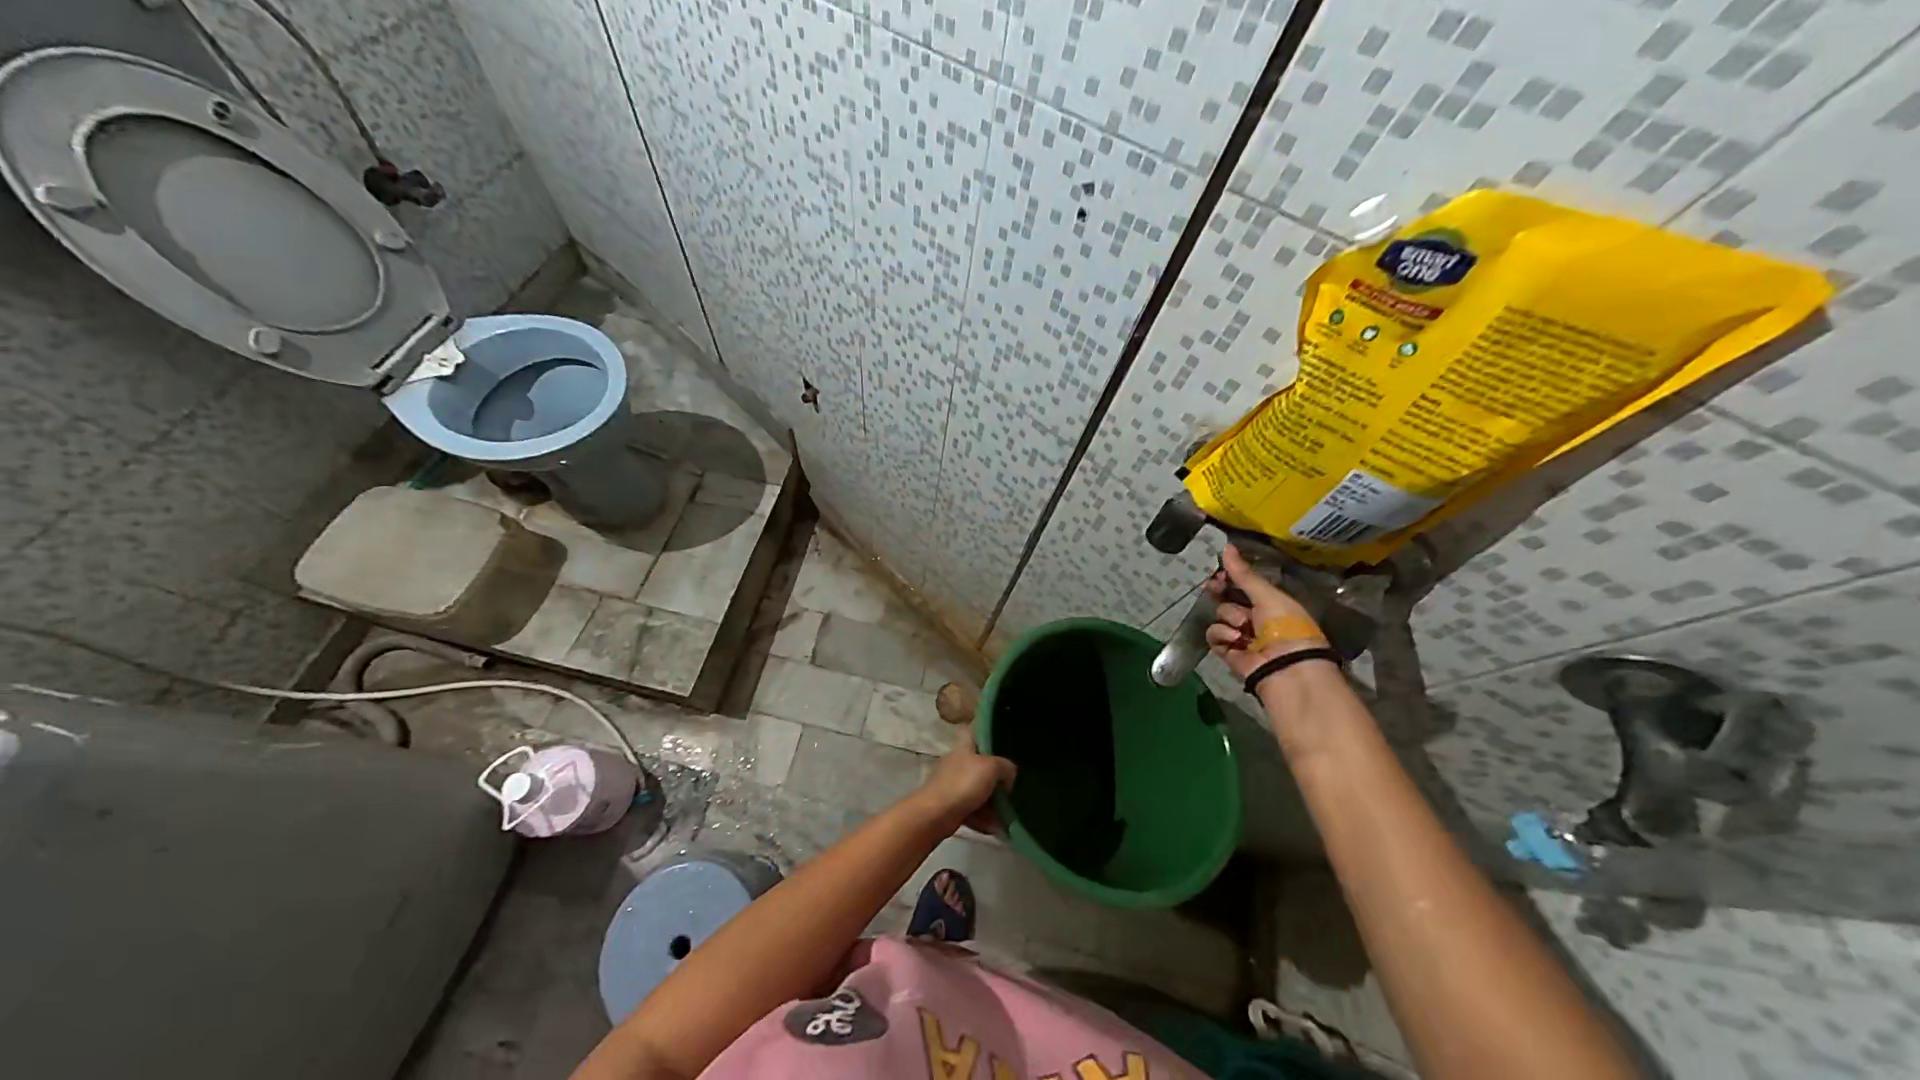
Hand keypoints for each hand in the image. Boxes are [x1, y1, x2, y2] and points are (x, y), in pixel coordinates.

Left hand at [914, 725, 1016, 833]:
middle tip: (1011, 787)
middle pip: (981, 765)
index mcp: (964, 747)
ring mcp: (954, 785)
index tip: (1003, 743)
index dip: (987, 734)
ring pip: (978, 790)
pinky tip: (997, 828)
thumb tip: (1009, 776)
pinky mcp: (952, 806)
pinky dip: (984, 818)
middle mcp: (958, 763)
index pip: (974, 732)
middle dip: (996, 778)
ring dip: (993, 803)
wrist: (936, 814)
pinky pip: (973, 809)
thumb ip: (1006, 767)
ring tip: (1008, 814)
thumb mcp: (992, 768)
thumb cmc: (964, 783)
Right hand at [1205, 544, 1327, 678]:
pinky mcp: (1230, 653)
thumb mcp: (1267, 595)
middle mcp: (1255, 618)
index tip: (1221, 573)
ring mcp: (1242, 636)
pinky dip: (1222, 635)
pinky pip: (1215, 636)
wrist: (1287, 667)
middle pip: (1227, 599)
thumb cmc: (1286, 626)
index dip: (1230, 578)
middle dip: (1221, 592)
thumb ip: (1243, 574)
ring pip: (1220, 616)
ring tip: (1243, 628)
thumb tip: (1225, 545)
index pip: (1243, 585)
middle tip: (1215, 586)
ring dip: (1229, 618)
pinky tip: (1235, 639)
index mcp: (1270, 603)